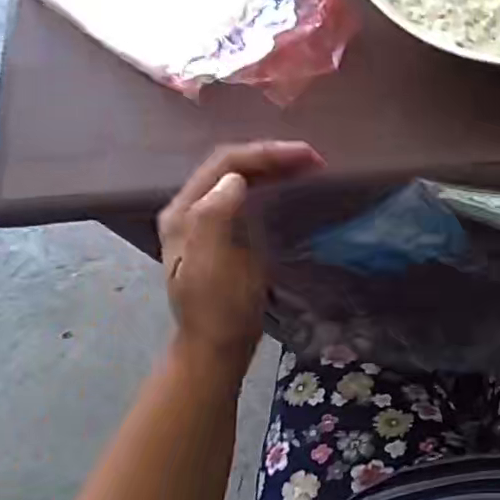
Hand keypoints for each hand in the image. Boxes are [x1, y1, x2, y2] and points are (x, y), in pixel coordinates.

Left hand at [157, 141, 324, 365]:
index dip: (264, 153)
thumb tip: (235, 179)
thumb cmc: (217, 309)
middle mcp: (193, 209)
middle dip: (272, 156)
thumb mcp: (213, 266)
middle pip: (232, 166)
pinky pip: (250, 197)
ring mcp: (209, 221)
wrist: (217, 346)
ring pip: (242, 178)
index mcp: (185, 212)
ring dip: (275, 168)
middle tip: (314, 159)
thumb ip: (215, 217)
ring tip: (310, 167)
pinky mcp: (228, 233)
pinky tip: (294, 187)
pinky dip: (274, 186)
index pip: (223, 163)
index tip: (305, 155)